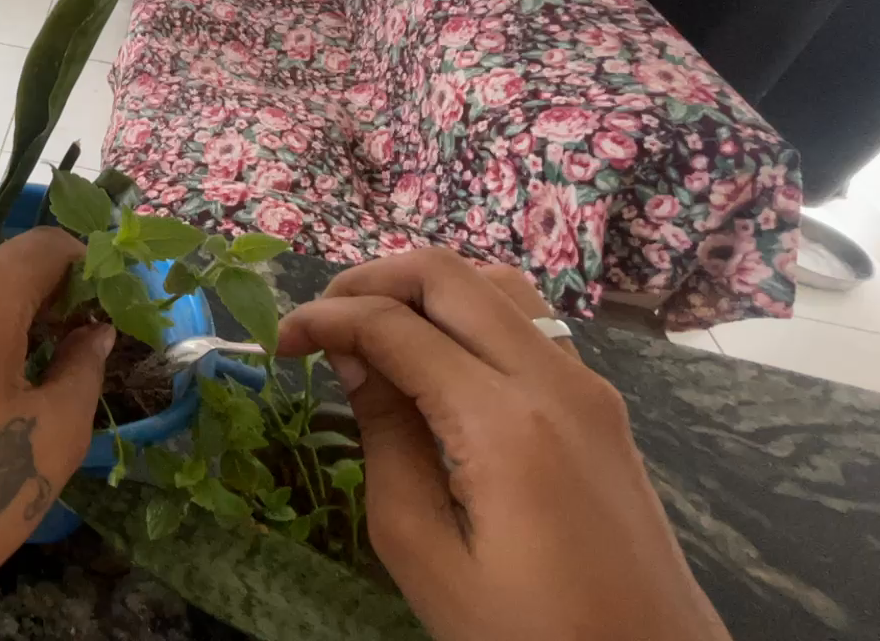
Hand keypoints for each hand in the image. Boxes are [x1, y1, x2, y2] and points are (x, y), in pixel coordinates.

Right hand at [276, 248, 729, 640]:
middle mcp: (555, 381)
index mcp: (504, 422)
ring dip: (417, 288)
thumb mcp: (418, 544)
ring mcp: (587, 386)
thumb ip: (383, 434)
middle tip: (321, 324)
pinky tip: (428, 353)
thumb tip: (352, 357)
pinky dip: (459, 310)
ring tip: (371, 329)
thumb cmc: (524, 632)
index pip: (391, 323)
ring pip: (490, 282)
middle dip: (365, 282)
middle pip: (444, 273)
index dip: (322, 319)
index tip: (281, 343)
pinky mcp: (598, 404)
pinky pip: (521, 318)